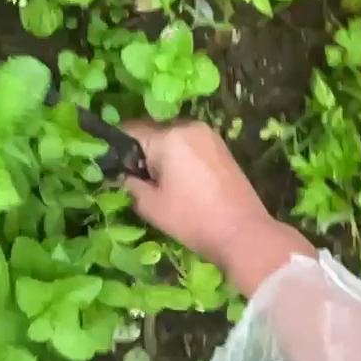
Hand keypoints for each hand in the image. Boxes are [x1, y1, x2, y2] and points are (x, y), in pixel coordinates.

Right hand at [122, 121, 313, 295]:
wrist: (245, 234)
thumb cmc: (193, 219)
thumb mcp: (150, 206)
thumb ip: (129, 183)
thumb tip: (121, 174)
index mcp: (169, 136)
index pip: (130, 131)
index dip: (118, 149)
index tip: (115, 169)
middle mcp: (188, 126)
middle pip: (152, 132)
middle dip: (142, 152)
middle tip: (140, 181)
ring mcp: (207, 135)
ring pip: (171, 138)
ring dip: (161, 154)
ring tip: (163, 184)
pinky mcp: (220, 146)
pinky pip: (188, 144)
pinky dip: (179, 157)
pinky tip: (182, 182)